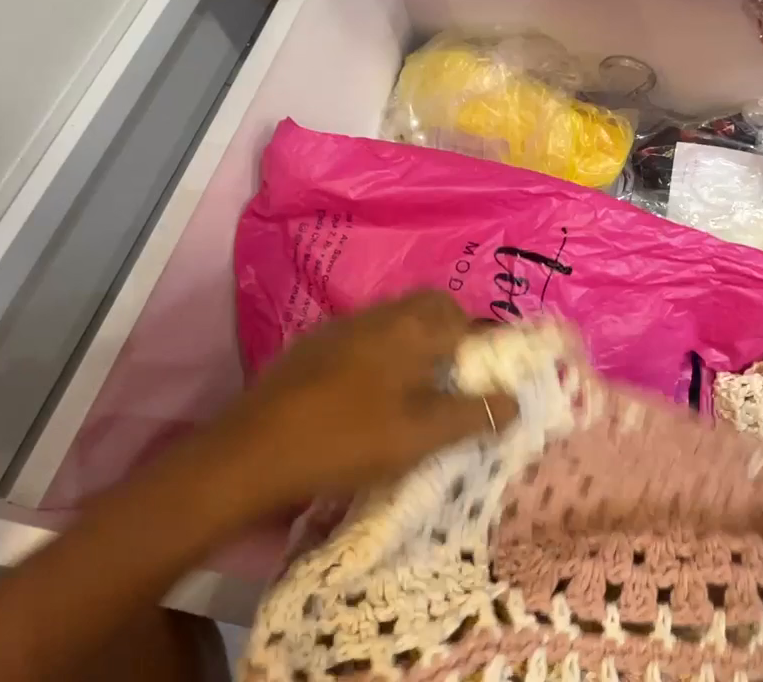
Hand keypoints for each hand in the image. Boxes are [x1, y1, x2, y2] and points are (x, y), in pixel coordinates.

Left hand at [203, 290, 518, 520]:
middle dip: (449, 334)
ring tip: (417, 390)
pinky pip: (364, 339)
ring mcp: (339, 329)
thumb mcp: (419, 437)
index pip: (461, 315)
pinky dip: (382, 356)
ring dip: (415, 344)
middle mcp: (377, 316)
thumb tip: (515, 402)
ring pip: (394, 322)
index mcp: (409, 329)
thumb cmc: (345, 441)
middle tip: (455, 378)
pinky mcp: (311, 349)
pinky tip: (370, 396)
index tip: (487, 372)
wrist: (247, 455)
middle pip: (427, 309)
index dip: (481, 340)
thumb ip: (471, 416)